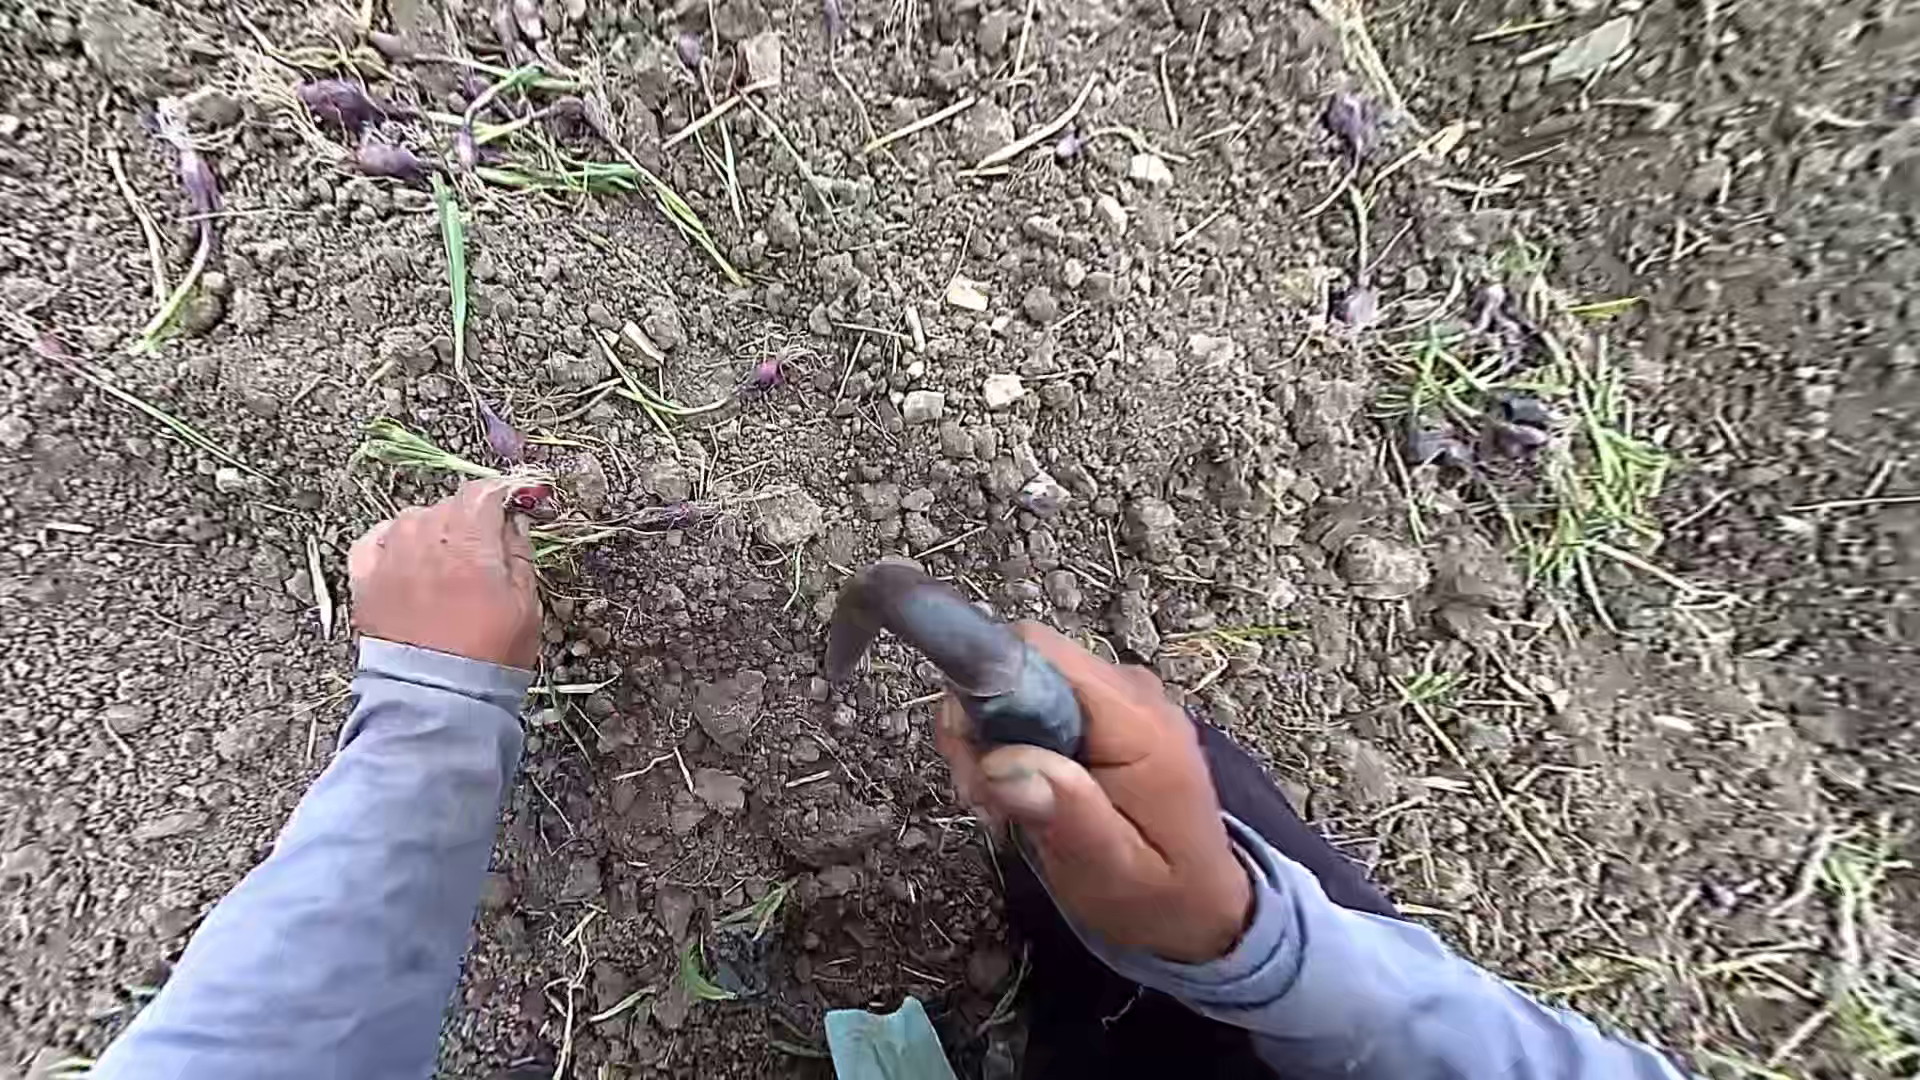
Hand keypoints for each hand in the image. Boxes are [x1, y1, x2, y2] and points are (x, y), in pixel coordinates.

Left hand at [348, 478, 540, 669]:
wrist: (438, 692)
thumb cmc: (493, 648)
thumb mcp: (527, 599)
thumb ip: (520, 553)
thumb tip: (514, 522)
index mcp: (469, 545)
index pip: (482, 493)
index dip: (504, 494)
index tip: (518, 503)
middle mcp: (423, 542)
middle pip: (450, 504)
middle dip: (475, 515)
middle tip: (493, 541)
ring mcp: (388, 559)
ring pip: (415, 518)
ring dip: (439, 527)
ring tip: (455, 553)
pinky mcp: (365, 579)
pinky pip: (378, 539)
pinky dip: (398, 538)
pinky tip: (413, 554)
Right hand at [935, 624, 1251, 963]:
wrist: (1203, 901)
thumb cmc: (1162, 895)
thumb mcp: (1116, 873)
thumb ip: (1069, 812)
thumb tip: (1000, 760)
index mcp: (1136, 719)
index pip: (1037, 651)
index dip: (986, 688)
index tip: (974, 760)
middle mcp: (1125, 688)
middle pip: (1018, 660)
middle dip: (980, 722)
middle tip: (981, 796)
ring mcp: (1114, 692)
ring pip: (1017, 678)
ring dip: (988, 736)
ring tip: (999, 803)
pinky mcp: (1100, 704)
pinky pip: (1032, 697)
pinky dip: (1006, 737)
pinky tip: (1017, 786)